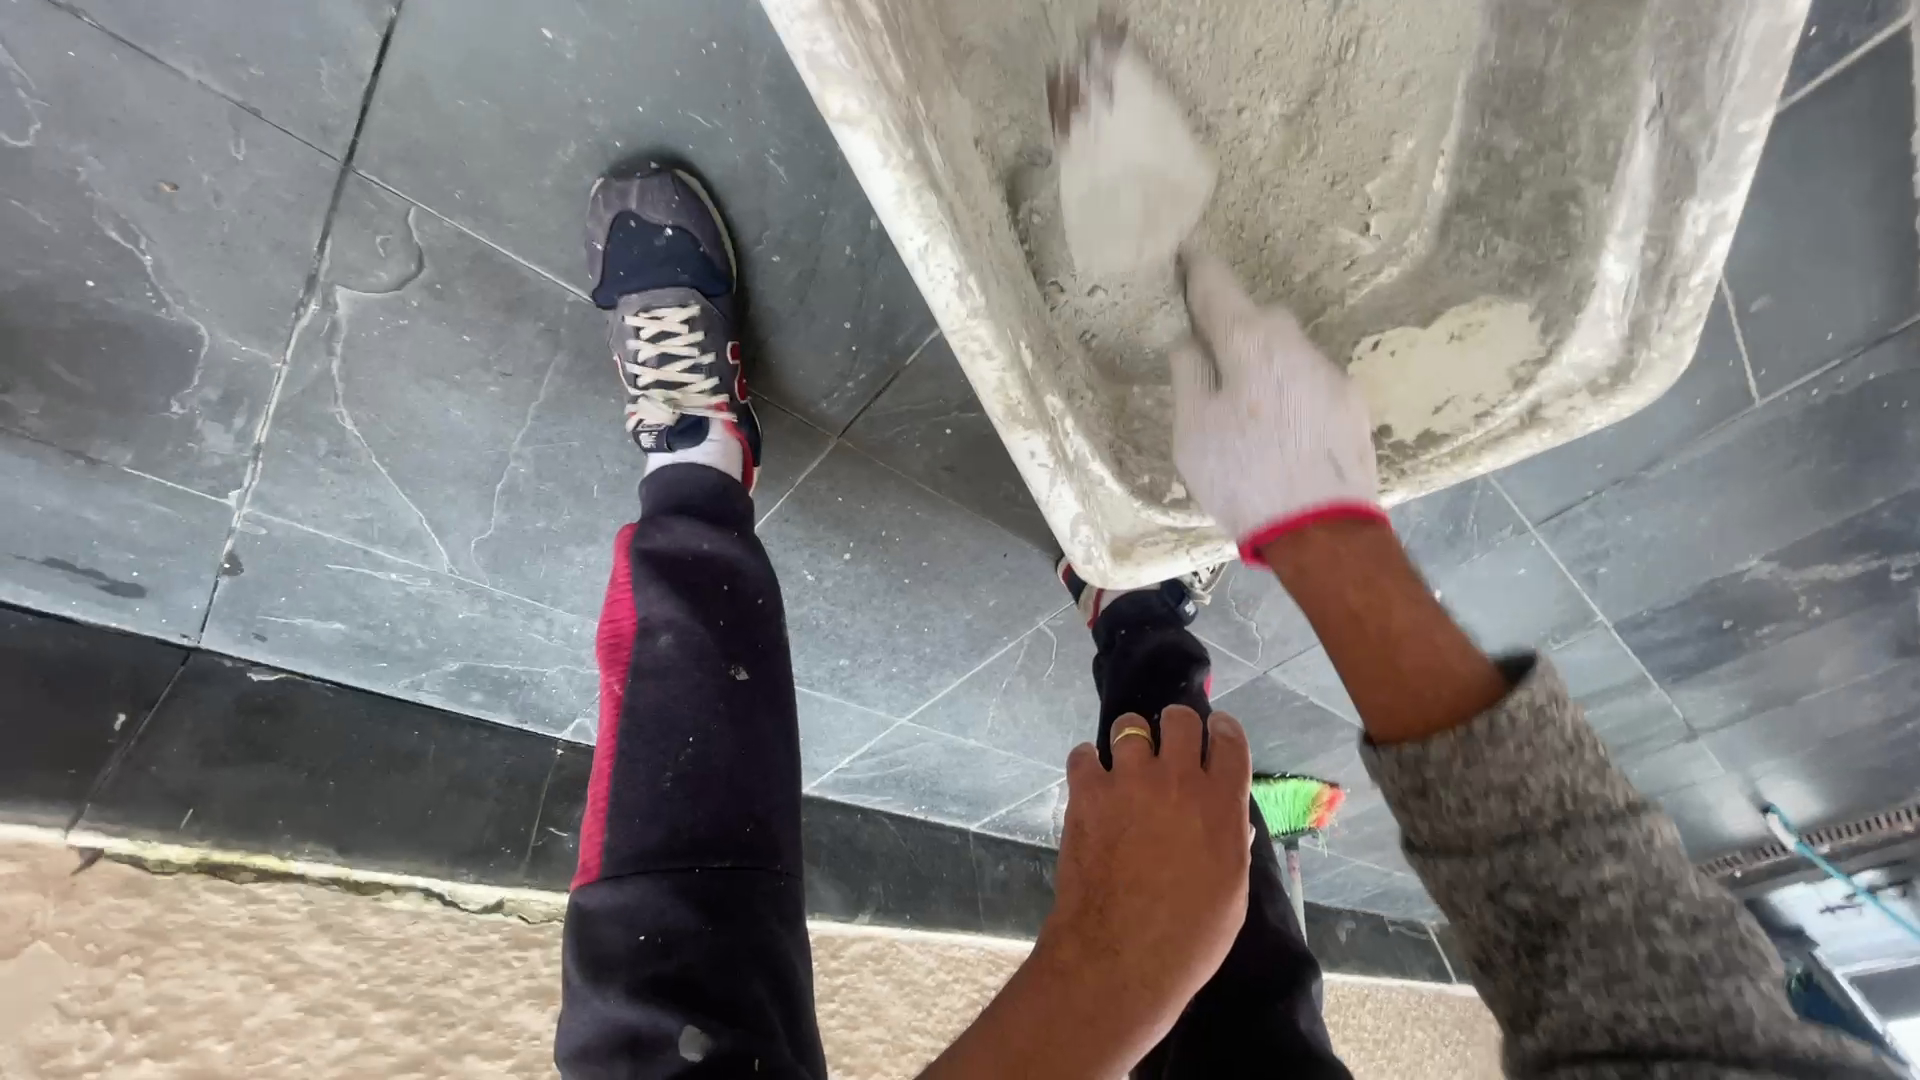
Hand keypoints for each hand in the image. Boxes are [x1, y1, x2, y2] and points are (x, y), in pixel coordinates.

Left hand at [1038, 707, 1254, 1067]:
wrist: (1123, 952)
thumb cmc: (1191, 934)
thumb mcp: (1231, 887)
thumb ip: (1229, 839)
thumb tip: (1228, 818)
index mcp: (1221, 802)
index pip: (1230, 739)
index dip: (1223, 731)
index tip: (1215, 734)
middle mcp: (1177, 779)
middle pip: (1179, 718)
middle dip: (1175, 727)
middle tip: (1167, 748)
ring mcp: (1129, 780)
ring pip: (1128, 725)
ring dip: (1130, 741)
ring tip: (1125, 763)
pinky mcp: (1088, 790)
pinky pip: (1083, 754)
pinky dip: (1087, 763)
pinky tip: (1091, 782)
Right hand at [1170, 251, 1384, 562]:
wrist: (1319, 529)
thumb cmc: (1240, 477)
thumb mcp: (1191, 432)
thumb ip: (1188, 377)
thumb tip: (1189, 343)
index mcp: (1249, 346)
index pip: (1220, 290)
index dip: (1201, 268)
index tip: (1191, 247)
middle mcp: (1295, 346)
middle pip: (1260, 319)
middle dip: (1236, 326)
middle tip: (1212, 356)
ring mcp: (1329, 373)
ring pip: (1288, 349)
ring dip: (1264, 361)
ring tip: (1246, 406)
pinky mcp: (1350, 402)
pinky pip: (1308, 379)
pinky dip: (1288, 389)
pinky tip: (1279, 428)